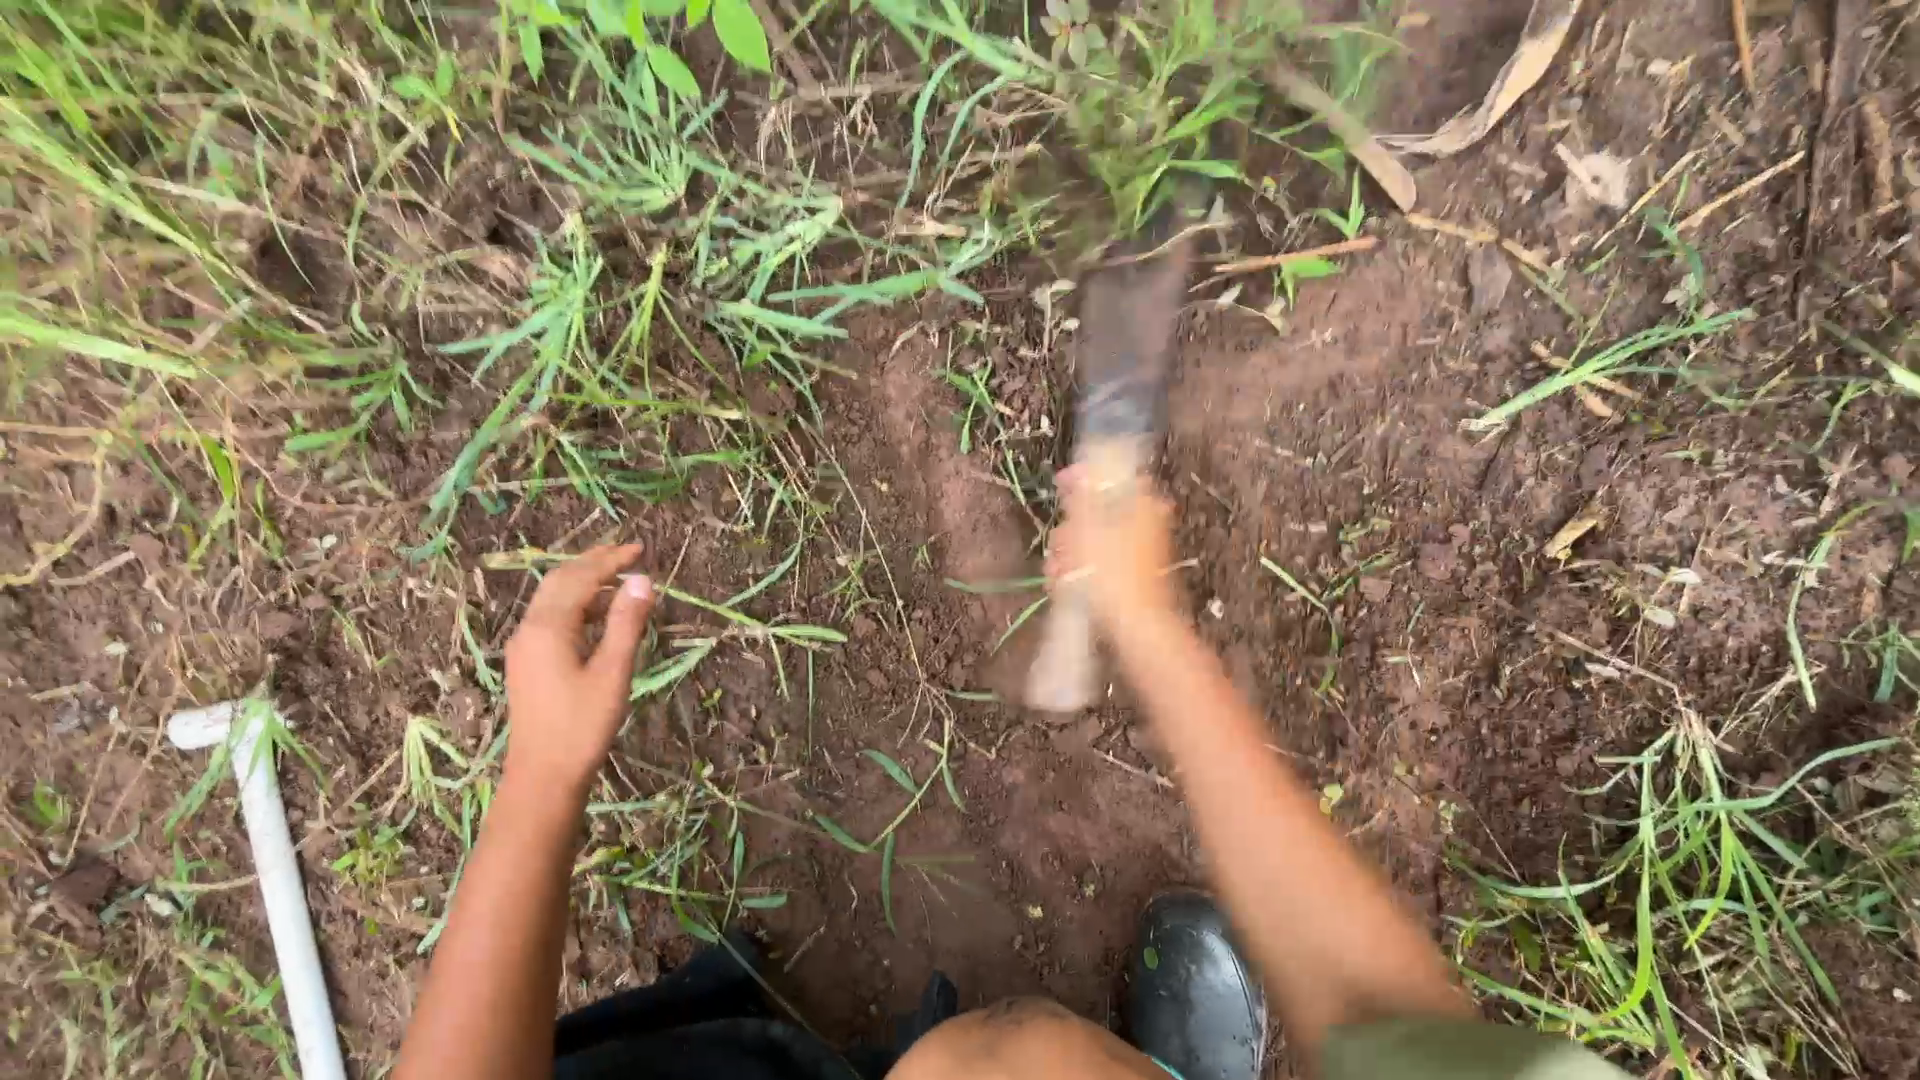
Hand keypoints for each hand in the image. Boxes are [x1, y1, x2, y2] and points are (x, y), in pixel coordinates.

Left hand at [503, 544, 654, 790]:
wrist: (544, 775)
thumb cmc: (583, 725)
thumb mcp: (613, 671)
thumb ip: (627, 623)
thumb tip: (643, 580)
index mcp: (548, 628)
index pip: (581, 578)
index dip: (611, 560)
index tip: (640, 549)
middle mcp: (530, 630)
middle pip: (560, 581)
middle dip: (593, 563)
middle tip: (627, 553)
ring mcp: (525, 647)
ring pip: (553, 600)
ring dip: (585, 584)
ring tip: (621, 582)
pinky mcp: (528, 663)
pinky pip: (552, 619)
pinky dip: (578, 606)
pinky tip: (601, 616)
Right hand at [1045, 466, 1181, 632]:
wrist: (1135, 623)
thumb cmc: (1111, 572)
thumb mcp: (1088, 525)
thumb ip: (1083, 493)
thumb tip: (1081, 471)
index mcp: (1141, 502)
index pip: (1109, 474)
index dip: (1081, 478)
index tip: (1060, 485)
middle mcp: (1143, 520)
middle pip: (1095, 511)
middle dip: (1069, 529)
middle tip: (1060, 546)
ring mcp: (1136, 549)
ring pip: (1090, 538)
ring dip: (1067, 553)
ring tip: (1058, 573)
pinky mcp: (1128, 573)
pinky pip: (1095, 562)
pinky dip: (1077, 570)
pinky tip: (1064, 584)